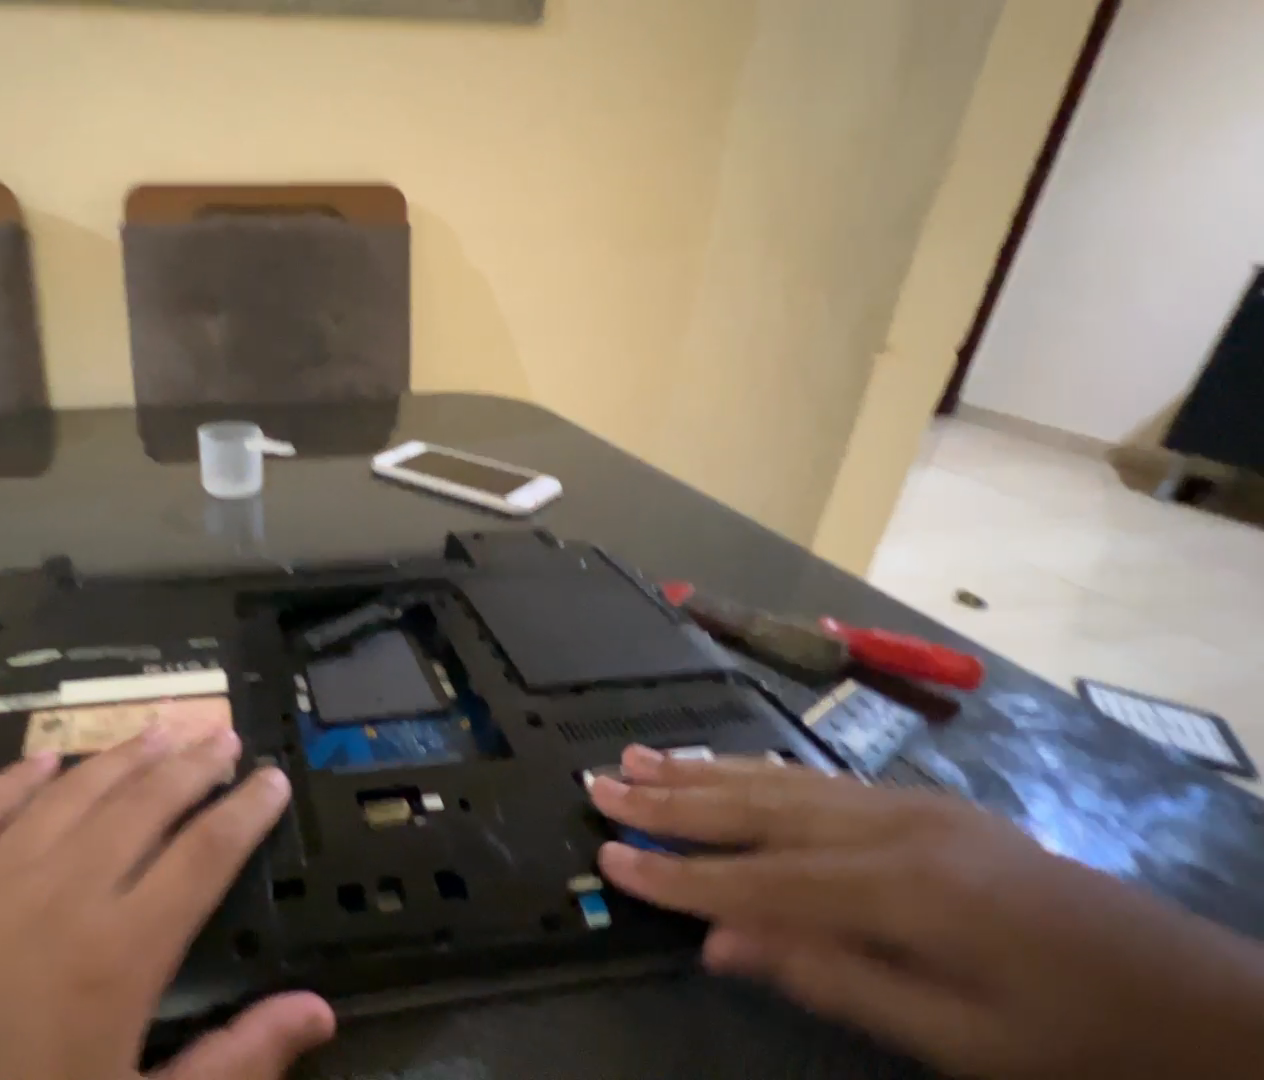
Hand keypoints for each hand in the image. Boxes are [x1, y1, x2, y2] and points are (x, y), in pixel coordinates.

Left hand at [0, 727, 334, 1079]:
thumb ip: (232, 1061)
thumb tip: (315, 1010)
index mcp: (118, 953)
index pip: (205, 855)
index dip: (247, 811)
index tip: (272, 780)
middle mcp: (60, 893)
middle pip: (144, 804)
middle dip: (194, 764)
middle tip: (223, 735)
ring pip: (72, 792)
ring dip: (122, 756)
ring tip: (161, 728)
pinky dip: (14, 779)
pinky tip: (42, 760)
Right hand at [590, 746, 1263, 1079]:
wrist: (1220, 1006)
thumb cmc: (1087, 1043)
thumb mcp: (964, 1042)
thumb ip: (834, 978)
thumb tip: (721, 942)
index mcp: (906, 890)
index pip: (759, 880)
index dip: (678, 873)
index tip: (608, 855)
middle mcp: (896, 828)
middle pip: (758, 808)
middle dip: (672, 799)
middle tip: (600, 780)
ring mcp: (913, 807)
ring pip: (782, 780)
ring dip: (702, 769)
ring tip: (638, 756)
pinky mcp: (927, 805)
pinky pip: (820, 780)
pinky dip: (757, 768)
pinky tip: (723, 762)